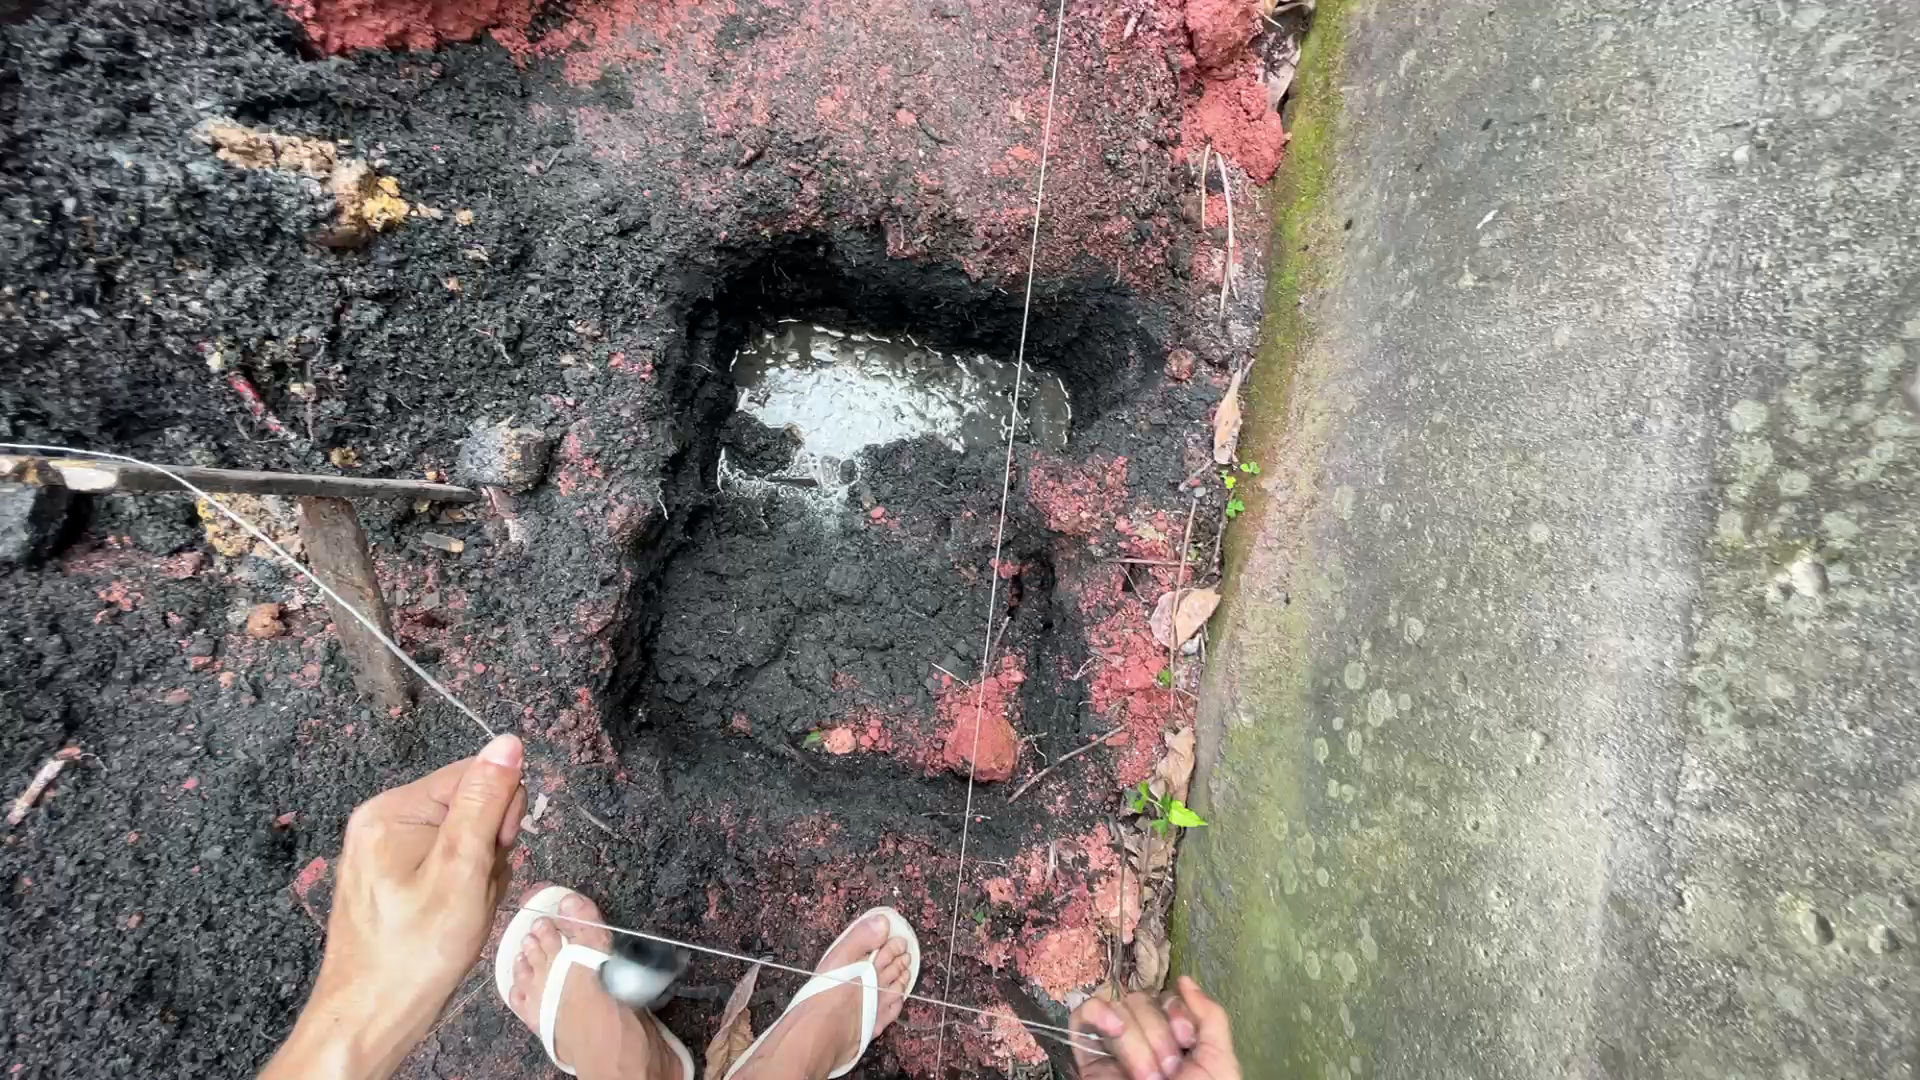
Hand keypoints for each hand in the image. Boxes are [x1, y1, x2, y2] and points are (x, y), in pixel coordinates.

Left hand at [262, 734, 526, 1079]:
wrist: (373, 1021)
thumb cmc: (419, 947)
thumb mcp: (463, 868)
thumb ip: (486, 801)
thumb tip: (509, 741)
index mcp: (394, 810)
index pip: (480, 775)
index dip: (502, 811)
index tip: (493, 854)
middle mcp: (386, 820)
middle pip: (477, 802)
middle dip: (493, 842)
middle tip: (478, 885)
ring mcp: (389, 849)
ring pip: (473, 833)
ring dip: (485, 867)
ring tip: (468, 904)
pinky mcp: (397, 874)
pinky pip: (455, 857)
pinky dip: (470, 881)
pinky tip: (459, 910)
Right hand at [1070, 977, 1239, 1079]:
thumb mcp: (1218, 1063)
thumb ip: (1211, 1018)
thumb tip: (1185, 980)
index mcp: (1171, 1038)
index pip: (1165, 997)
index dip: (1175, 1011)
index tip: (1185, 1040)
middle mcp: (1141, 1035)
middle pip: (1141, 999)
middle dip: (1157, 1035)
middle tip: (1166, 1071)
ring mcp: (1112, 1043)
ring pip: (1118, 1006)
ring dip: (1136, 1041)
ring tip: (1145, 1077)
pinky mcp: (1086, 1051)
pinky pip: (1083, 1014)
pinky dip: (1099, 1013)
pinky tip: (1113, 1029)